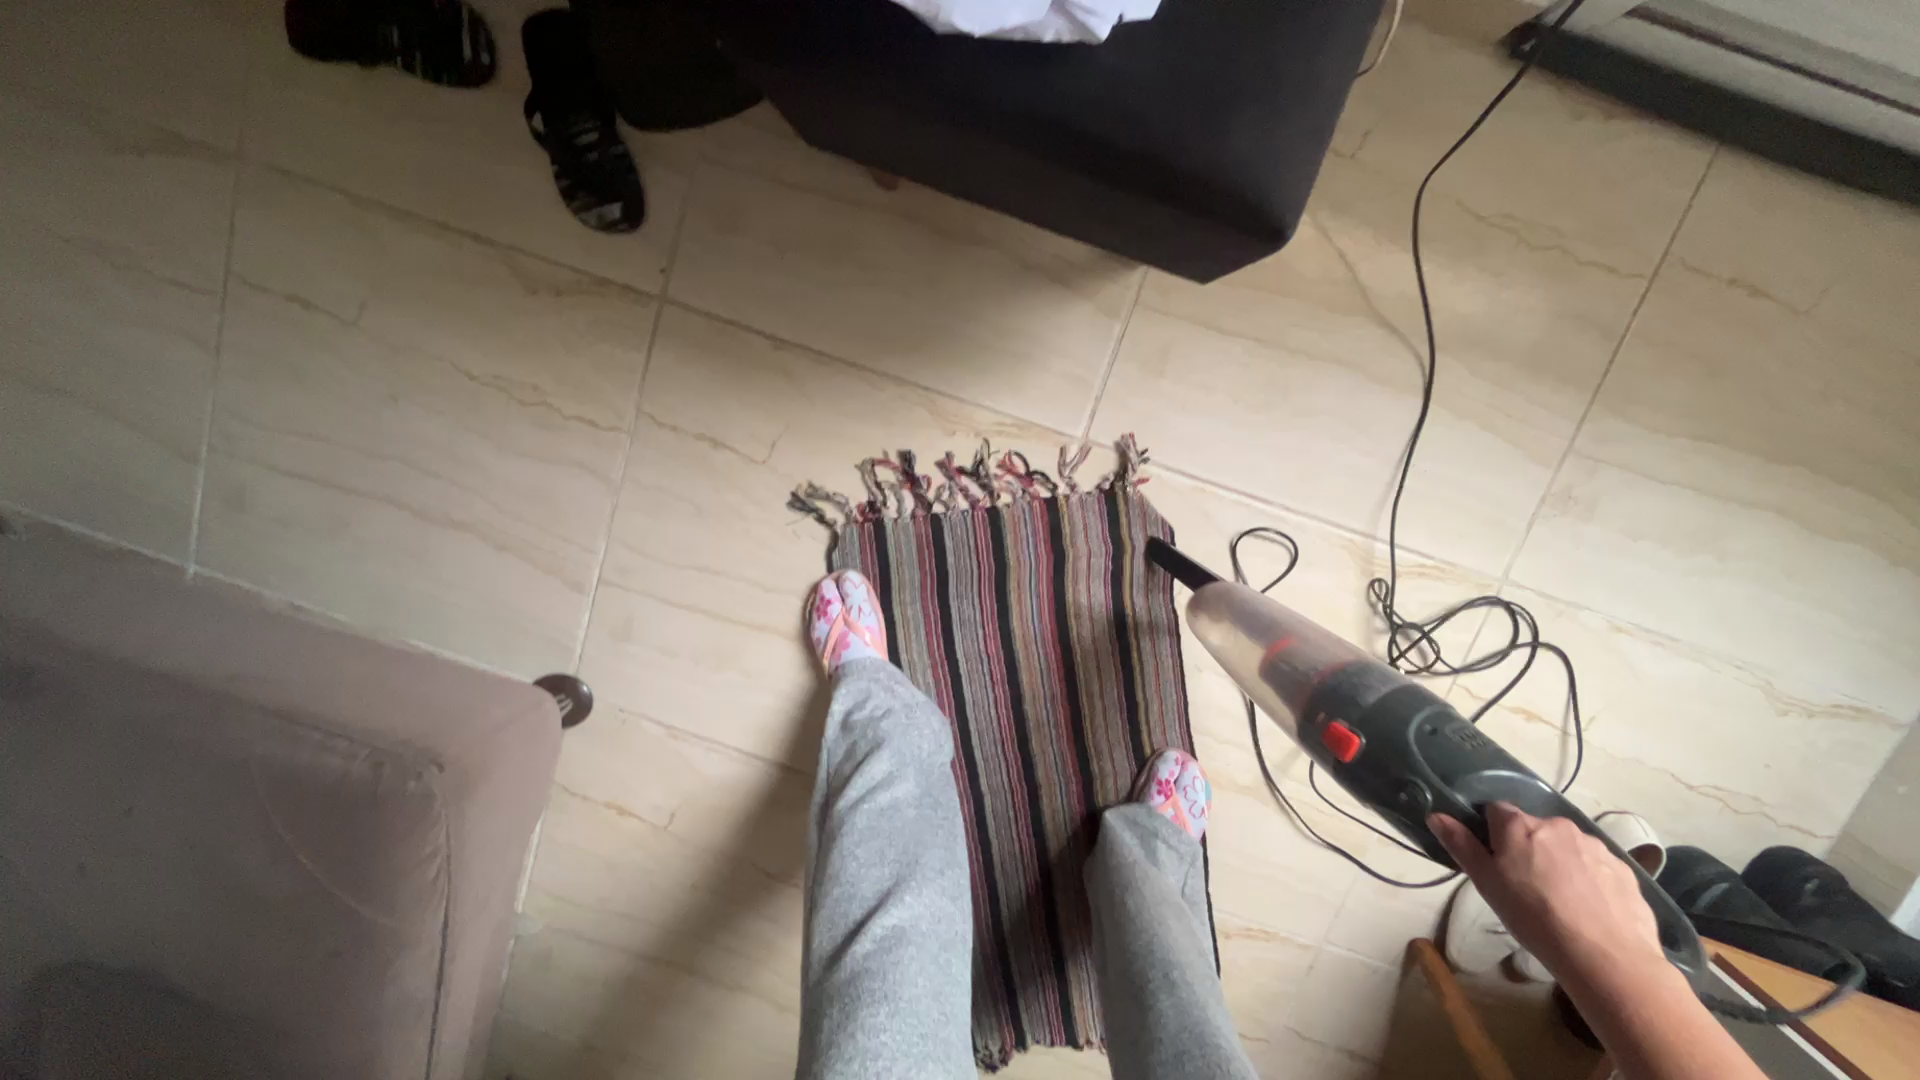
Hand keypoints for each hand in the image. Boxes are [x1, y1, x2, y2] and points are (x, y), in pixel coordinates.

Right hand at [1429, 803, 1666, 989]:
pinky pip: (1596, 865)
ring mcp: (1595, 846)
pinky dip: (1588, 878)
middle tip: (1524, 883)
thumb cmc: (1533, 916)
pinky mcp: (1623, 870)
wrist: (1605, 957)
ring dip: (1559, 861)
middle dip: (1527, 847)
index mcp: (1520, 825)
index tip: (1494, 859)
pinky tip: (1588, 908)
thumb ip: (1461, 844)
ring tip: (1560, 899)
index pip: (1495, 810)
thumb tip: (1436, 815)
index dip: (1491, 832)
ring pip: (1566, 846)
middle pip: (1533, 828)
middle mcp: (1558, 825)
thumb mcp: (1486, 883)